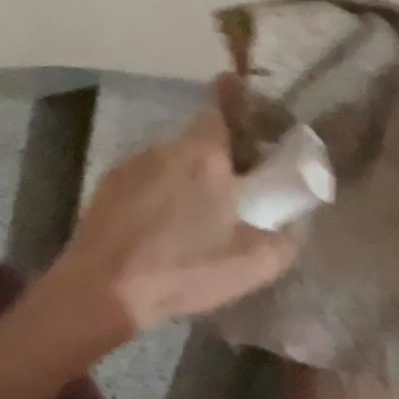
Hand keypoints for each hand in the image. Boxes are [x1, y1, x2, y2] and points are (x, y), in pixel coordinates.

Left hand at [54, 94, 298, 332]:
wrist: (103, 288)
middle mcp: (163, 147)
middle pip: (197, 140)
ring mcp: (129, 165)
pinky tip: (158, 228)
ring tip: (193, 218)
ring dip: (184, 179)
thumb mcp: (253, 264)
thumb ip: (286, 236)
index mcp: (202, 153)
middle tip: (233, 193)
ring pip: (168, 161)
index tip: (256, 139)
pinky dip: (155, 195)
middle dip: (217, 160)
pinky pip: (142, 180)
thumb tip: (295, 222)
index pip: (224, 110)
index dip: (243, 119)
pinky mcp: (105, 186)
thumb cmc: (182, 270)